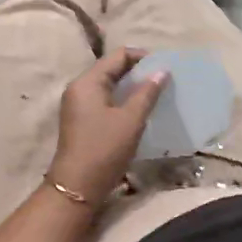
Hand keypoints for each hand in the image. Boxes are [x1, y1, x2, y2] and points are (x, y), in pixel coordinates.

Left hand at [46, 47, 166, 202]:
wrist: (77, 186)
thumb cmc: (104, 149)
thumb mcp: (130, 120)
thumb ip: (146, 93)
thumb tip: (162, 71)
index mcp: (87, 82)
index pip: (117, 56)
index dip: (142, 57)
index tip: (165, 66)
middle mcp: (78, 88)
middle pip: (111, 69)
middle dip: (137, 72)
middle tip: (163, 80)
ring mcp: (78, 105)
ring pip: (108, 86)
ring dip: (131, 88)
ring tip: (155, 94)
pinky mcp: (81, 120)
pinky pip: (104, 101)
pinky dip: (122, 101)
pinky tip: (139, 110)